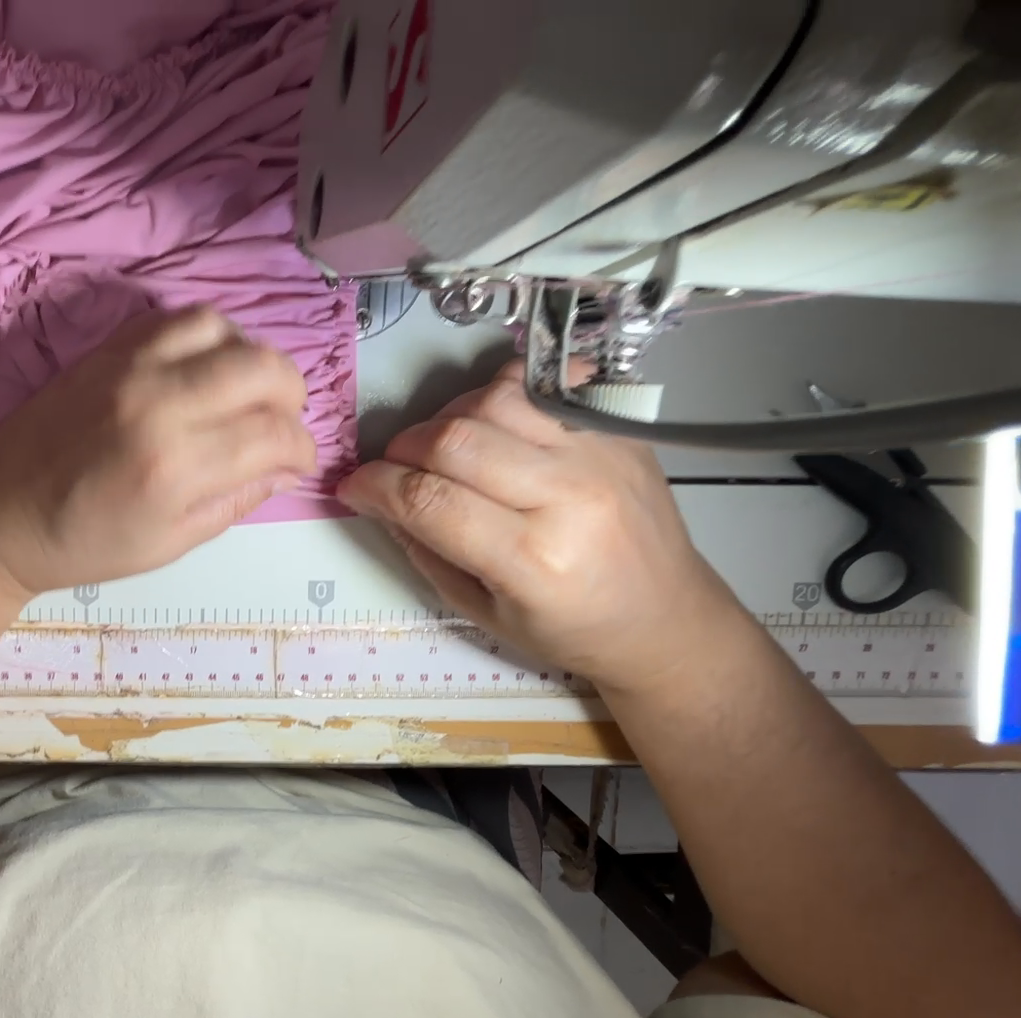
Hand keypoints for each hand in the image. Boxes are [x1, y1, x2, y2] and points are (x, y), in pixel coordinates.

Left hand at [0, 307, 318, 595]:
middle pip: (262, 367)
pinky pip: (171, 318)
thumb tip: (284, 468)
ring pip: (221, 328)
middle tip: (279, 424)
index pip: (274, 435)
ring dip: (249, 357)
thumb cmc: (84, 546)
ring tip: (243, 391)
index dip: (301, 449)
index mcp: (176, 466)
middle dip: (290, 397)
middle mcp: (158, 402)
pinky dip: (203, 337)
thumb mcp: (170, 544)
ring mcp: (127, 367)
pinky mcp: (102, 351)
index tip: (297, 463)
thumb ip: (236, 500)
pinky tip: (201, 368)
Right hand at [336, 362, 752, 694]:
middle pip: (454, 441)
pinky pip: (541, 385)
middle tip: (394, 470)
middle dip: (402, 450)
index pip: (428, 499)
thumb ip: (422, 548)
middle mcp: (570, 498)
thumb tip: (376, 498)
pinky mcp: (616, 432)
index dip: (375, 486)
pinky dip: (497, 395)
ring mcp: (600, 455)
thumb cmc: (568, 628)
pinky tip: (487, 426)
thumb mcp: (479, 609)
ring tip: (440, 448)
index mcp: (533, 561)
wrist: (665, 619)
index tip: (354, 487)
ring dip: (446, 419)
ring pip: (492, 401)